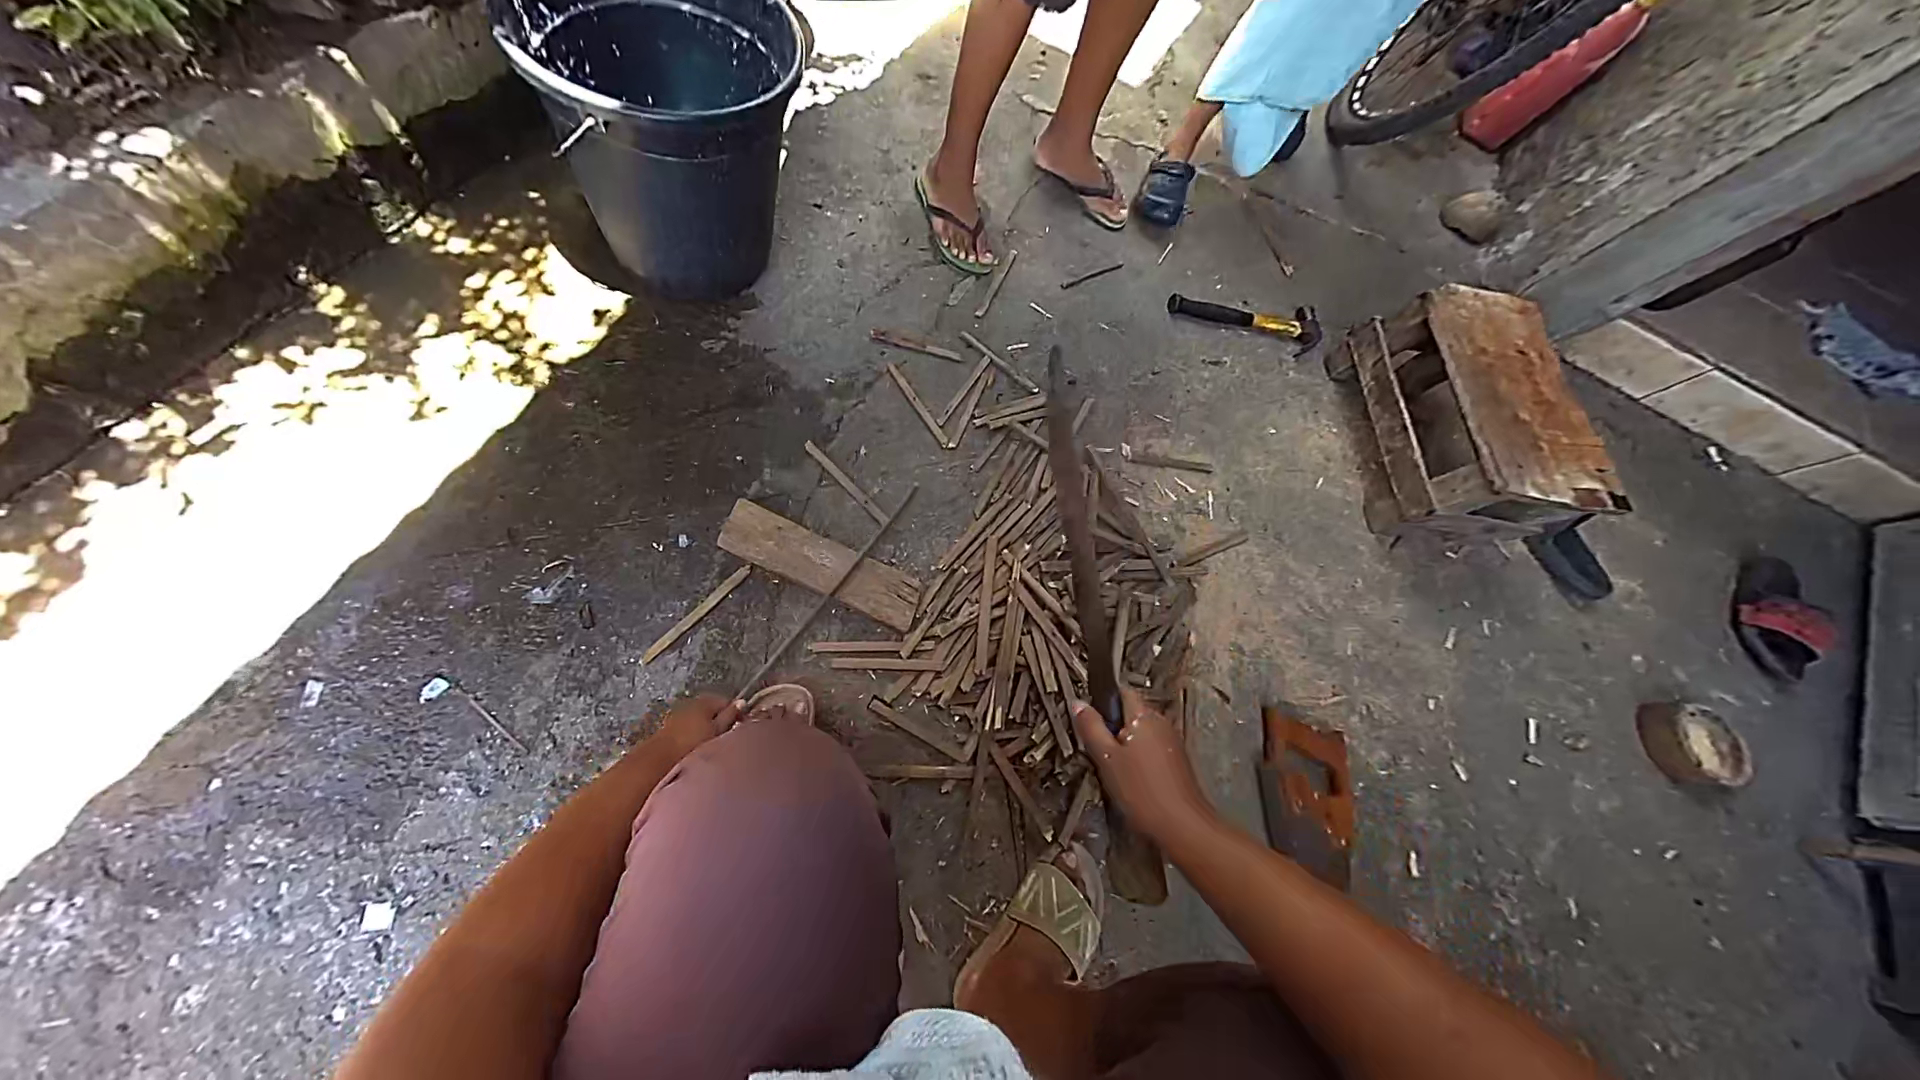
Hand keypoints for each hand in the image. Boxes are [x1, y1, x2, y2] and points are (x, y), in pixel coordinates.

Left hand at [657, 693, 740, 757]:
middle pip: (712, 710)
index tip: (741, 727)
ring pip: (700, 720)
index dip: (736, 713)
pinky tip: (697, 749)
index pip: (727, 701)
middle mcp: (690, 705)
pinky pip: (688, 730)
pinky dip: (695, 736)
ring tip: (713, 745)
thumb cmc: (692, 744)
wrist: (657, 762)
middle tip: (728, 737)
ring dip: (707, 730)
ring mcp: (677, 717)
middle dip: (721, 721)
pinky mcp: (668, 732)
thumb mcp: (717, 729)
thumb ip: (730, 715)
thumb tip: (741, 703)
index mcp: (704, 701)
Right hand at [1071, 689, 1214, 845]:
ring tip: (1110, 767)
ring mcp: (1171, 742)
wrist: (1182, 828)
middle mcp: (1161, 723)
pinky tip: (1129, 779)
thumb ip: (1091, 727)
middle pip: (1130, 712)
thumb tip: (1077, 702)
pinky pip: (1150, 748)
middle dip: (1111, 725)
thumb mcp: (1106, 758)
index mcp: (1144, 716)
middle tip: (1095, 748)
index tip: (1088, 718)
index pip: (1122, 691)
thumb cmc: (1141, 791)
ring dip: (1124, 743)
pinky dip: (1137, 757)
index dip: (1103, 699)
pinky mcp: (1176, 762)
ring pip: (1140, 732)